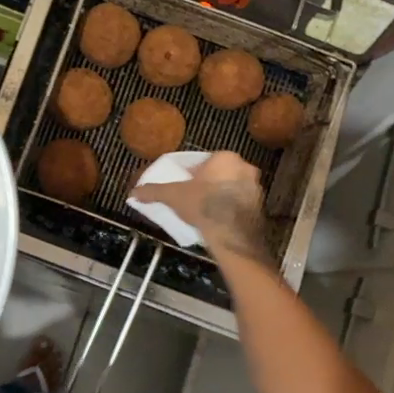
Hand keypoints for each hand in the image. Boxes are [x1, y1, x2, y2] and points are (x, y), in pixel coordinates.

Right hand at [131, 151, 269, 260]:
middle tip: (192, 197)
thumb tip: (133, 192)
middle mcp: (245, 167)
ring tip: (203, 210)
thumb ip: (153, 191)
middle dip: (207, 183)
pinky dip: (230, 208)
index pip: (204, 161)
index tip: (183, 185)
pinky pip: (240, 203)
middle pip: (219, 173)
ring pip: (231, 188)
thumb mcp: (173, 196)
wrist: (231, 235)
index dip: (191, 173)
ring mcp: (256, 187)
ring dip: (220, 195)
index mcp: (225, 157)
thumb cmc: (202, 206)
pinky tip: (217, 220)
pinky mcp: (260, 206)